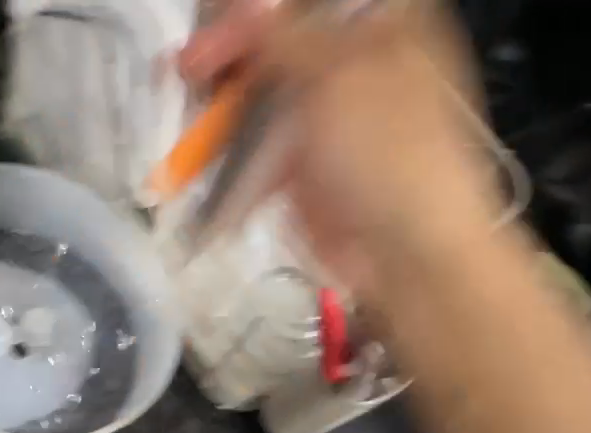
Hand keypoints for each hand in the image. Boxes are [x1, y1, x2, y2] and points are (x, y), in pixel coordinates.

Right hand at [179, 0, 502, 298]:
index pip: (310, 1)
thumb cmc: (388, 153)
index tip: (214, 22)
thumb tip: (246, 4)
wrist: (404, 251)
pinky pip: (258, 149)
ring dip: (221, 106)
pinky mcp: (303, 168)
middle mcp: (352, 64)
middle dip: (230, 55)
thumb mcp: (337, 78)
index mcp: (381, 24)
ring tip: (187, 118)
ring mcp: (326, 120)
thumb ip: (286, 38)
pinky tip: (201, 157)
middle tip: (186, 69)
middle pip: (279, 45)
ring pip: (262, 98)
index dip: (258, 9)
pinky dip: (230, 153)